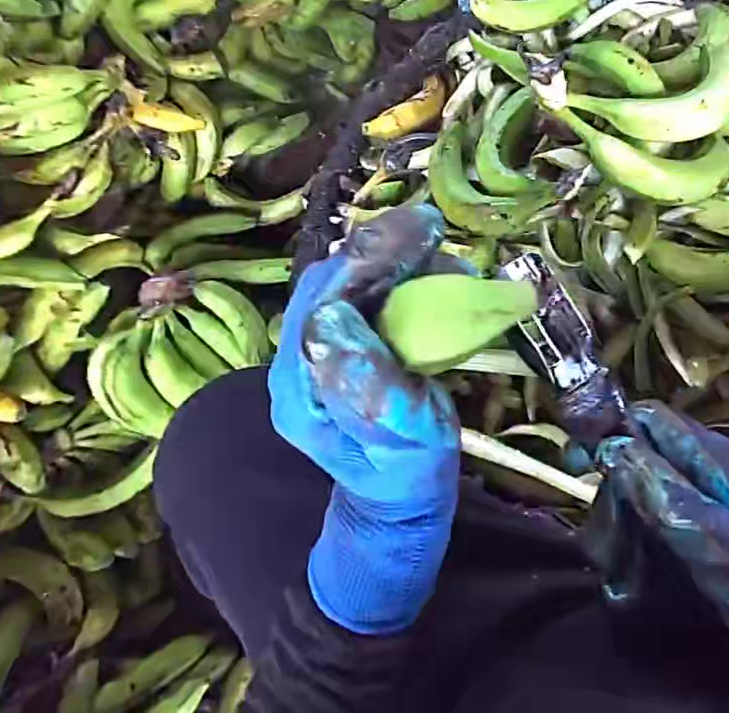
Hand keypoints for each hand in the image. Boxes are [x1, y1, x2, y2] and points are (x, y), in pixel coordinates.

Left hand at [270, 205, 459, 634]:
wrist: (396, 500)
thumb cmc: (407, 476)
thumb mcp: (402, 440)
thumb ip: (372, 388)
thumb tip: (337, 319)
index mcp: (300, 387)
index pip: (322, 303)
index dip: (366, 261)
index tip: (419, 232)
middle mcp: (294, 360)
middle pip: (329, 282)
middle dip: (380, 250)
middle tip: (429, 227)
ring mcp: (312, 350)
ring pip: (343, 281)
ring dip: (388, 257)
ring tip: (434, 245)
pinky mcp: (335, 343)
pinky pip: (358, 294)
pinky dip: (393, 273)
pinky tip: (424, 265)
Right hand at [593, 403, 728, 712]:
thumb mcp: (717, 543)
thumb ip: (663, 490)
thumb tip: (612, 443)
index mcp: (721, 458)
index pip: (652, 417)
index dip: (611, 430)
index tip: (580, 461)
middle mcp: (725, 465)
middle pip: (653, 451)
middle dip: (619, 482)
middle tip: (599, 530)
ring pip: (667, 482)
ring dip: (636, 511)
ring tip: (619, 557)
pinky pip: (687, 508)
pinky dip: (660, 527)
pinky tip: (652, 560)